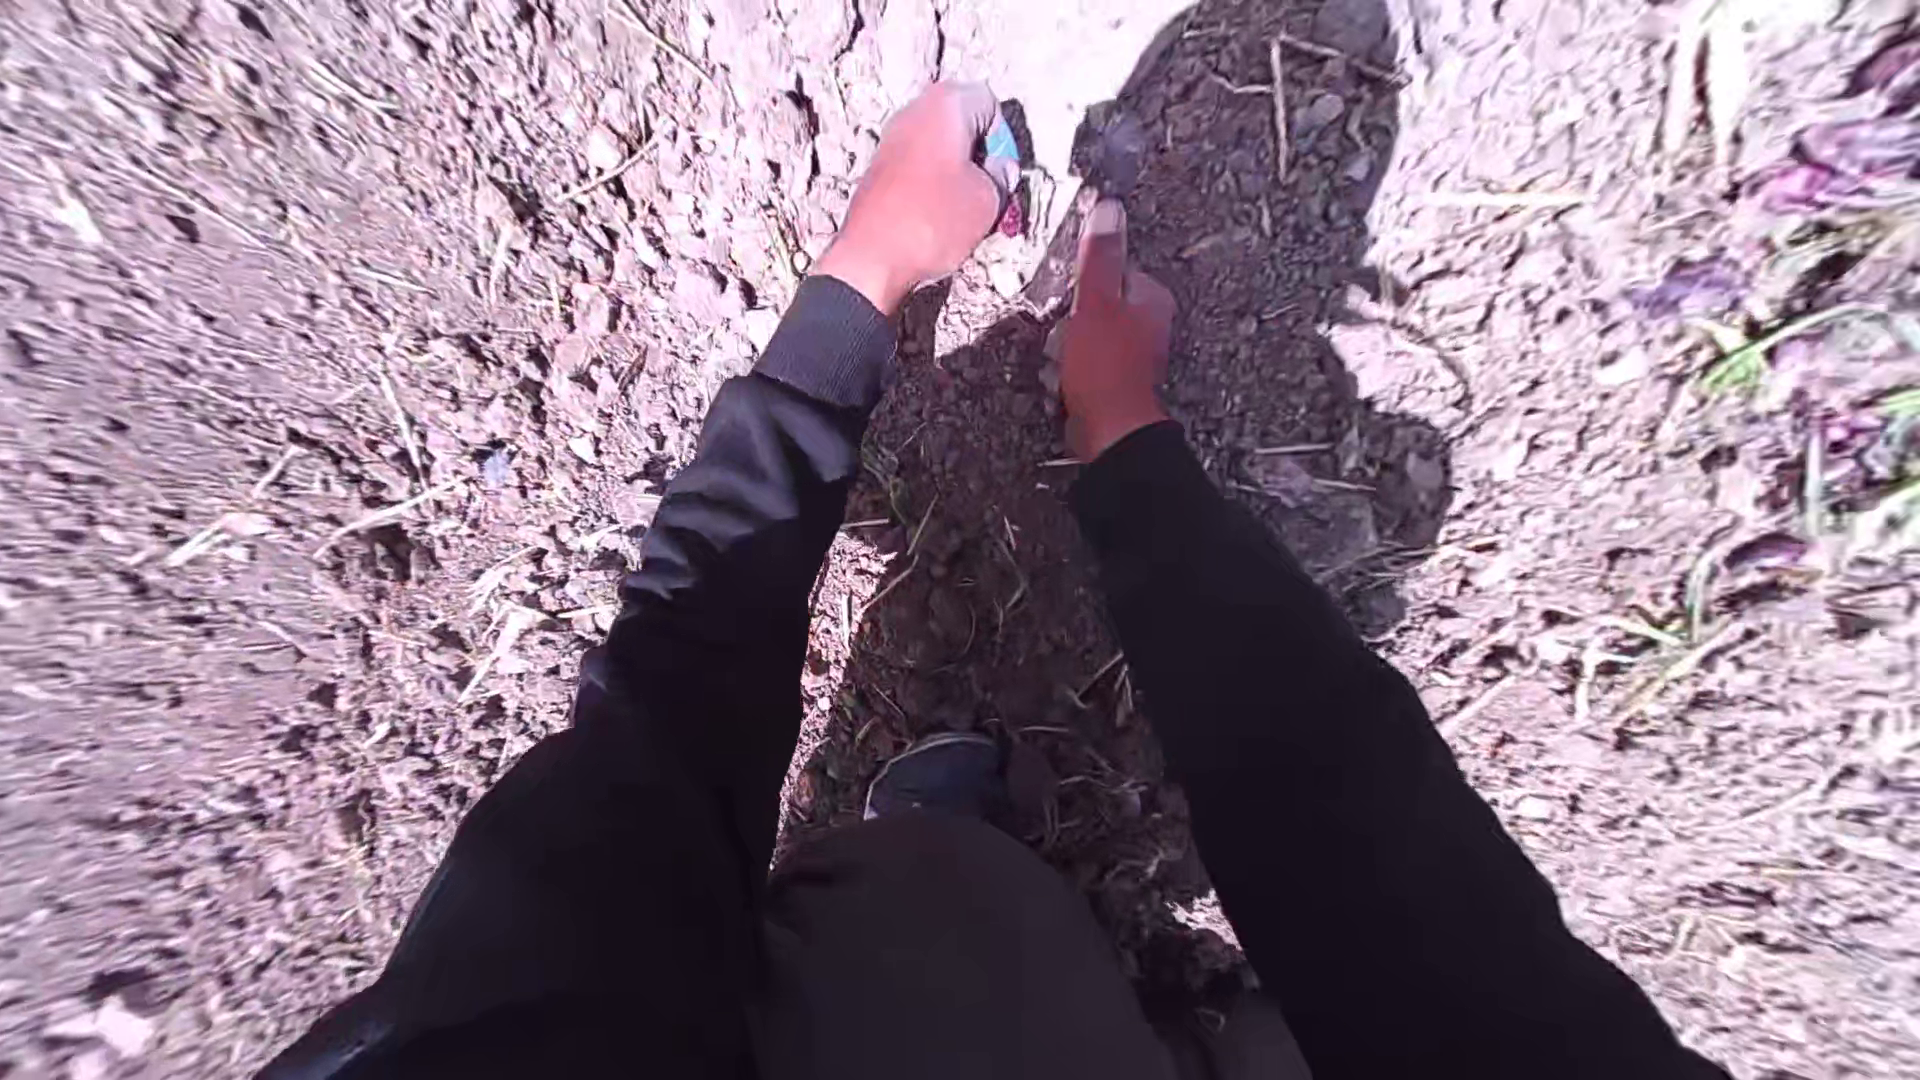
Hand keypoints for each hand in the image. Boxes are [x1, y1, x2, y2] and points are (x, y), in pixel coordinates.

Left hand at [812, 82, 1011, 314]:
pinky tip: (936, 226)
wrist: (873, 257)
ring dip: (958, 183)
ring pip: (940, 154)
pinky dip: (933, 195)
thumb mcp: (987, 202)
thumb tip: (1002, 170)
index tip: (1002, 180)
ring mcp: (891, 142)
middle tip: (989, 201)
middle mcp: (914, 112)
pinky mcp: (878, 174)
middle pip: (963, 129)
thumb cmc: (934, 221)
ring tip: (964, 220)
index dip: (1004, 144)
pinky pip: (918, 175)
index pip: (990, 105)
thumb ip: (1002, 179)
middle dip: (981, 164)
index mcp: (946, 104)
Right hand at [1060, 200, 1176, 460]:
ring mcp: (1131, 355)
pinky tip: (1065, 383)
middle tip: (1067, 340)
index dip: (1083, 287)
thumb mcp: (1096, 302)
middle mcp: (1147, 324)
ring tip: (1065, 365)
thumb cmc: (1103, 364)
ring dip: (1066, 350)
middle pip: (1095, 306)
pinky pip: (1083, 364)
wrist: (1108, 428)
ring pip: (1084, 336)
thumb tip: (1109, 206)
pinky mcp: (1113, 380)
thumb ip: (1100, 257)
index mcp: (1151, 299)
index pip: (1110, 272)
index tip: (1071, 305)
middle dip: (1072, 324)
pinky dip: (1070, 371)